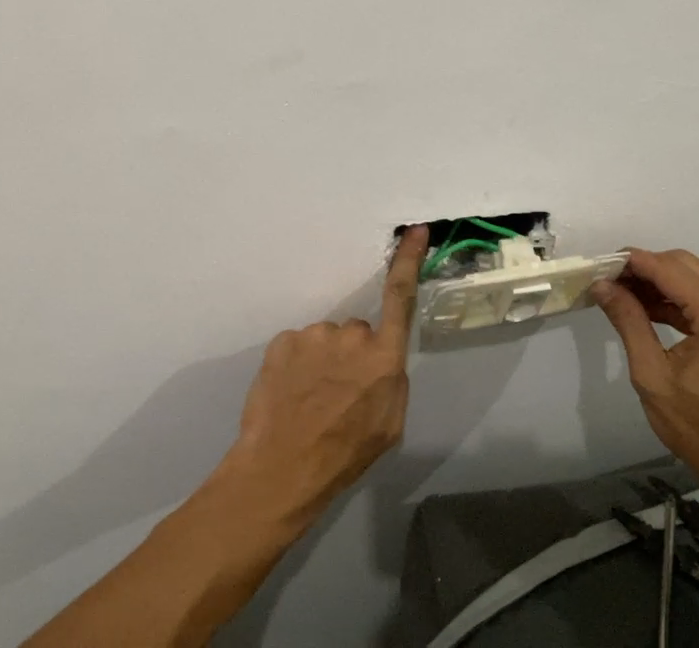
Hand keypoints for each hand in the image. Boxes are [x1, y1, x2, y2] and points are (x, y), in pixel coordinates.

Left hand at [209, 225, 427, 524]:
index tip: (416, 230)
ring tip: (310, 399)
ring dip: (321, 361)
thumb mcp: (390, 425)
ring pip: (325, 341)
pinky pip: (297, 346)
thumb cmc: (344, 454)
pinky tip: (290, 393)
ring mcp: (313, 336)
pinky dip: (295, 365)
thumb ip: (391, 382)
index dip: (409, 261)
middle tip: (338, 394)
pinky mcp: (281, 341)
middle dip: (351, 355)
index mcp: (384, 357)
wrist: (282, 467)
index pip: (400, 296)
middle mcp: (351, 336)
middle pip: (357, 333)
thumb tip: (382, 362)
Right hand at [593, 247, 698, 509]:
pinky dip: (681, 298)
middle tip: (609, 283)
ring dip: (662, 281)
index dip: (633, 262)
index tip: (601, 267)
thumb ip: (629, 322)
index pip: (671, 270)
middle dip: (646, 268)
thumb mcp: (653, 376)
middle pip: (687, 265)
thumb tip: (603, 287)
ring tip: (624, 296)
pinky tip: (652, 309)